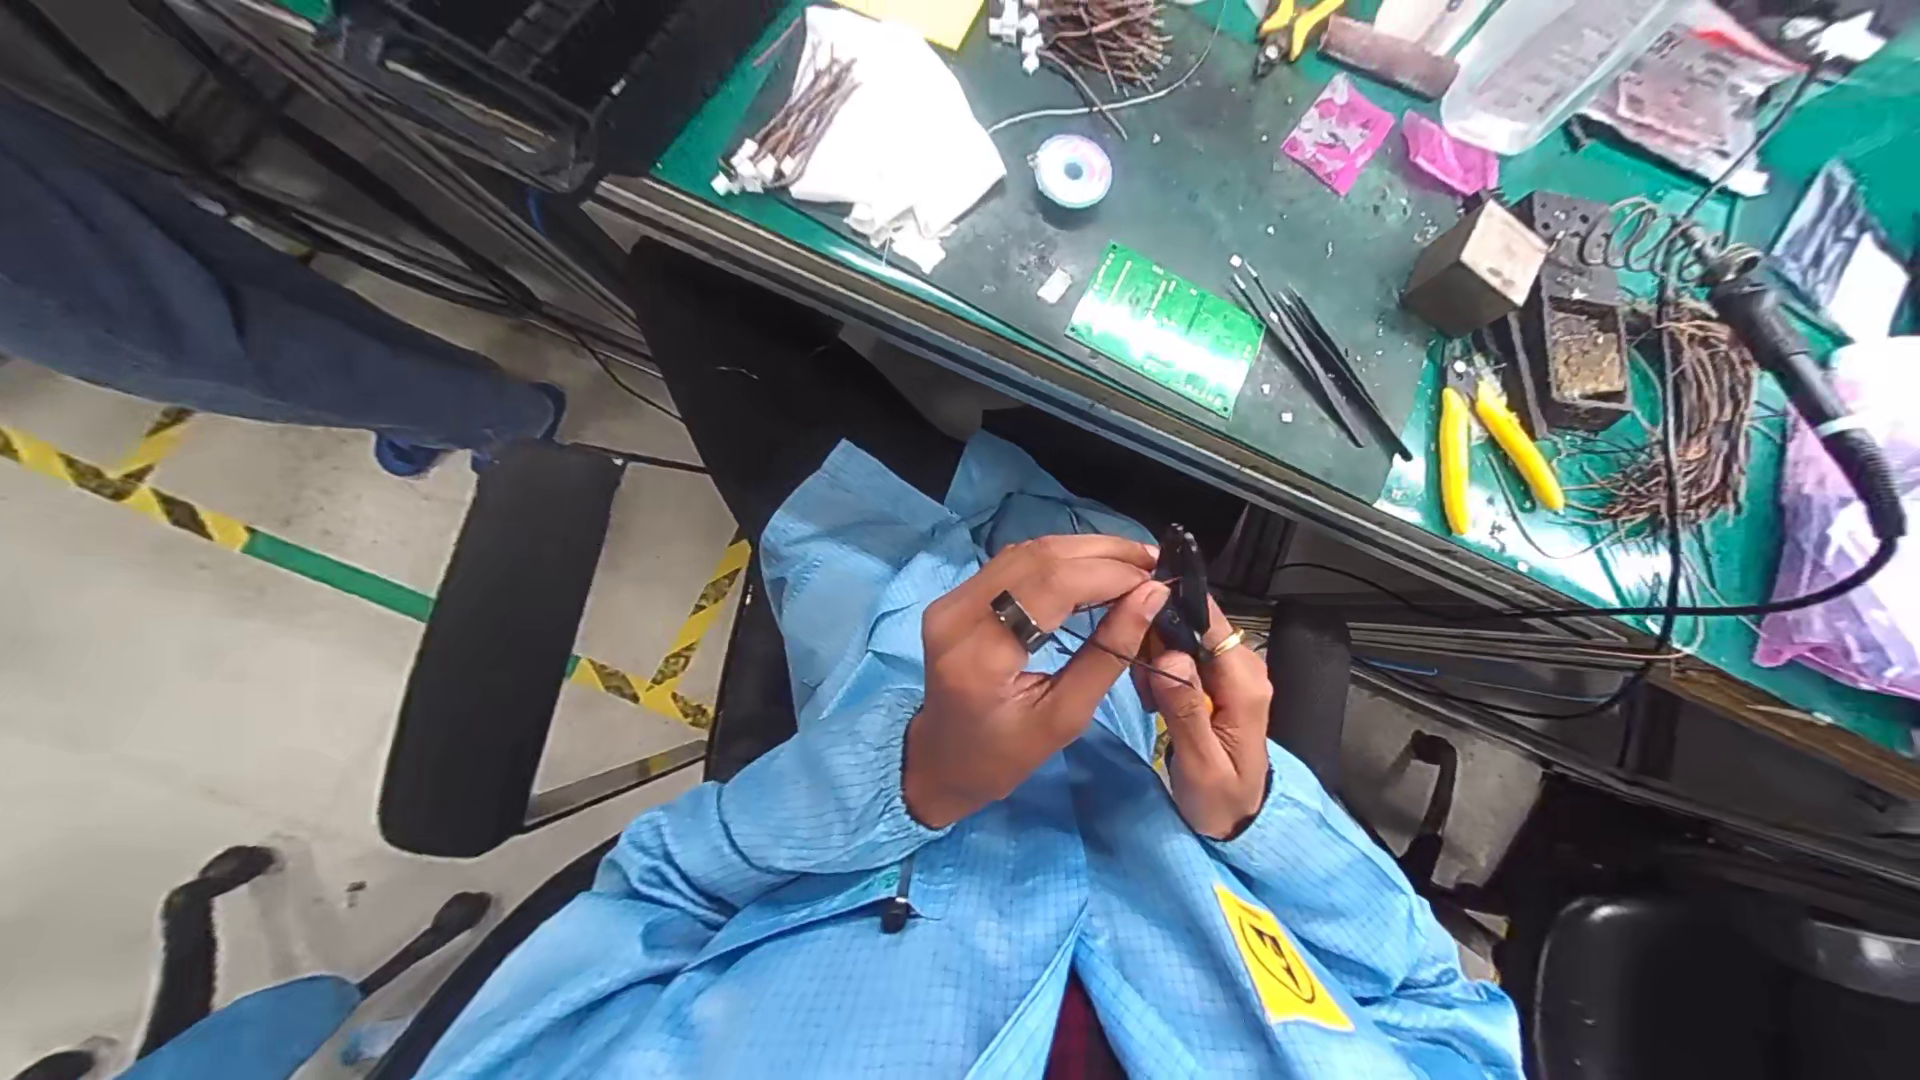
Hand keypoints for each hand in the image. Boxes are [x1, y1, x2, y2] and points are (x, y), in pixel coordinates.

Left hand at [904, 535, 1169, 828]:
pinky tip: (1093, 568)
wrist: (939, 760)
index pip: (1051, 585)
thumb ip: (1108, 654)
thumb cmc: (1002, 756)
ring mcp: (951, 600)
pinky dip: (1059, 560)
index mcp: (981, 654)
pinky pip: (1014, 562)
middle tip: (1153, 562)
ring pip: (1026, 551)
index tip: (1156, 580)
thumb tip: (1152, 597)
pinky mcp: (954, 596)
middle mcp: (957, 613)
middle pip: (1038, 557)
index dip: (1108, 573)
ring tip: (1133, 563)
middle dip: (1103, 553)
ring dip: (1084, 551)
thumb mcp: (1064, 718)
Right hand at [1137, 596, 1272, 839]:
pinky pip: (1184, 651)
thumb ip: (1186, 710)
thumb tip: (1170, 656)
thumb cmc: (1220, 799)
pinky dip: (1162, 664)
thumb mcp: (1199, 763)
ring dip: (1156, 653)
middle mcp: (1244, 666)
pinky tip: (1155, 693)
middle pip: (1193, 622)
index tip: (1136, 630)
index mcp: (1244, 684)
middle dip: (1157, 639)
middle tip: (1142, 682)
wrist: (1237, 821)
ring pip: (1185, 634)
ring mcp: (1232, 669)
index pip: (1209, 621)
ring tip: (1148, 694)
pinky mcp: (1219, 676)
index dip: (1169, 613)